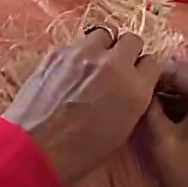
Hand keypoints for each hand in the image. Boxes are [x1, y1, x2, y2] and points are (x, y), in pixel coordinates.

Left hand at [3, 30, 163, 186]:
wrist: (35, 148)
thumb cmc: (80, 151)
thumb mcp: (122, 130)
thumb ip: (132, 100)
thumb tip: (129, 86)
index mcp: (135, 88)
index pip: (152, 62)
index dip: (143, 70)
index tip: (135, 76)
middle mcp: (114, 64)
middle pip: (132, 40)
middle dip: (127, 51)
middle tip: (116, 67)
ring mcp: (84, 53)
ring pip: (104, 35)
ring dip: (102, 47)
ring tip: (91, 65)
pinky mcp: (59, 51)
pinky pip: (77, 44)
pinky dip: (77, 54)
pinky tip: (67, 72)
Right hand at [138, 57, 187, 186]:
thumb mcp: (162, 139)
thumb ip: (148, 106)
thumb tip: (134, 82)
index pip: (179, 70)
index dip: (150, 73)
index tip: (125, 79)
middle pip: (183, 79)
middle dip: (156, 85)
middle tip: (128, 92)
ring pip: (185, 92)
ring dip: (163, 97)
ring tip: (136, 103)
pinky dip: (173, 108)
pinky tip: (151, 115)